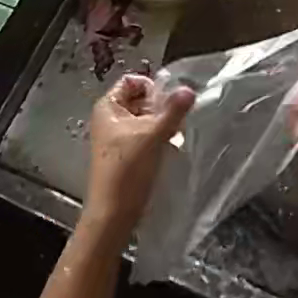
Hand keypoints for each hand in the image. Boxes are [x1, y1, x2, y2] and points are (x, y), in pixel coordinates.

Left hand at [85, 74, 194, 233]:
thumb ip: (172, 111)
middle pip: (140, 100)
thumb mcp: (152, 136)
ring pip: (144, 121)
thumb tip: (188, 89)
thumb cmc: (127, 170)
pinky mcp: (125, 156)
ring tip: (177, 136)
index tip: (171, 101)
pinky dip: (157, 140)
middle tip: (179, 120)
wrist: (113, 216)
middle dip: (161, 108)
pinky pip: (144, 138)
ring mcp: (117, 138)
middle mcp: (110, 118)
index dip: (152, 87)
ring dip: (161, 125)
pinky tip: (170, 150)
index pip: (132, 81)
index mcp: (108, 106)